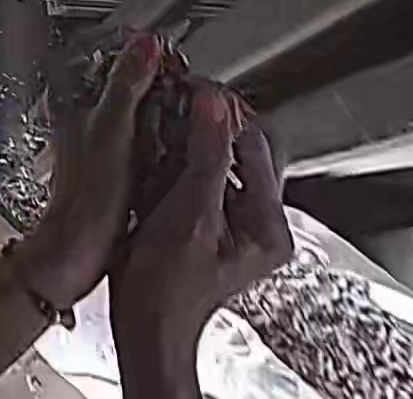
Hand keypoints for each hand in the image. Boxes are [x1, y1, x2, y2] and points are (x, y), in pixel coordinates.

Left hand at [11, 33, 160, 308]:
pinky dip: (157, 125)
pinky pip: (138, 128)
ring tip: (181, 96)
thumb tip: (145, 45)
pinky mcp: (112, 157)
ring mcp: (98, 133)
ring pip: (130, 100)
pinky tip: (175, 132)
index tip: (162, 46)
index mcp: (75, 96)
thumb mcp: (115, 129)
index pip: (101, 49)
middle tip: (179, 71)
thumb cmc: (89, 192)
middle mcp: (83, 110)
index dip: (132, 45)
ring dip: (156, 96)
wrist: (81, 245)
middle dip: (150, 70)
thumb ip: (127, 83)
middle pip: (119, 74)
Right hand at [110, 87, 291, 394]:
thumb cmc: (166, 285)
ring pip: (220, 158)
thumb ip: (206, 157)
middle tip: (177, 97)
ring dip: (192, 134)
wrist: (145, 326)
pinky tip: (157, 147)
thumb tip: (212, 104)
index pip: (254, 144)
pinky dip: (180, 153)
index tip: (191, 86)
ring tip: (164, 116)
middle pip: (242, 148)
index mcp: (266, 224)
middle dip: (208, 120)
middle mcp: (258, 221)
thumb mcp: (189, 214)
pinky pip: (201, 173)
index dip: (222, 111)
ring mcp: (233, 223)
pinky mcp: (208, 221)